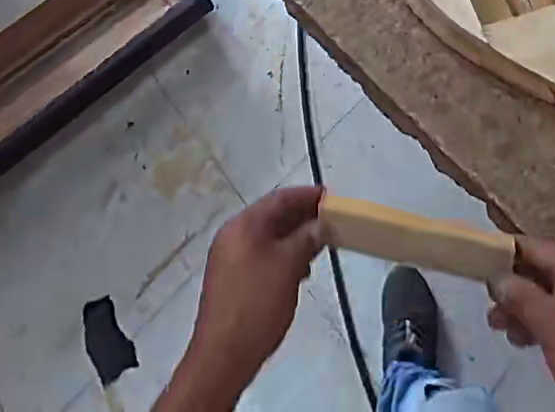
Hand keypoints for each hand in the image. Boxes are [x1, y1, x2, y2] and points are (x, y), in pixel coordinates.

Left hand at [159, 186, 323, 411]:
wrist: (223, 358)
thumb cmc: (257, 302)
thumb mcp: (290, 264)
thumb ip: (309, 237)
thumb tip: (322, 223)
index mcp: (243, 225)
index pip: (280, 198)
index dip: (307, 196)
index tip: (331, 198)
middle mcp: (233, 236)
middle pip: (273, 216)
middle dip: (303, 218)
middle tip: (330, 221)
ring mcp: (230, 259)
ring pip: (269, 238)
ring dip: (295, 239)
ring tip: (320, 246)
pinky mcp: (232, 280)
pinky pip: (263, 255)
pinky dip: (283, 256)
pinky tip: (301, 270)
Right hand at [489, 238, 554, 411]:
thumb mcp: (547, 322)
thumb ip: (519, 294)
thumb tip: (498, 276)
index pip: (541, 247)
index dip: (512, 250)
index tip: (485, 260)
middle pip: (547, 272)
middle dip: (516, 288)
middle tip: (491, 309)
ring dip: (527, 310)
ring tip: (504, 331)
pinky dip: (545, 323)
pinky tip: (528, 341)